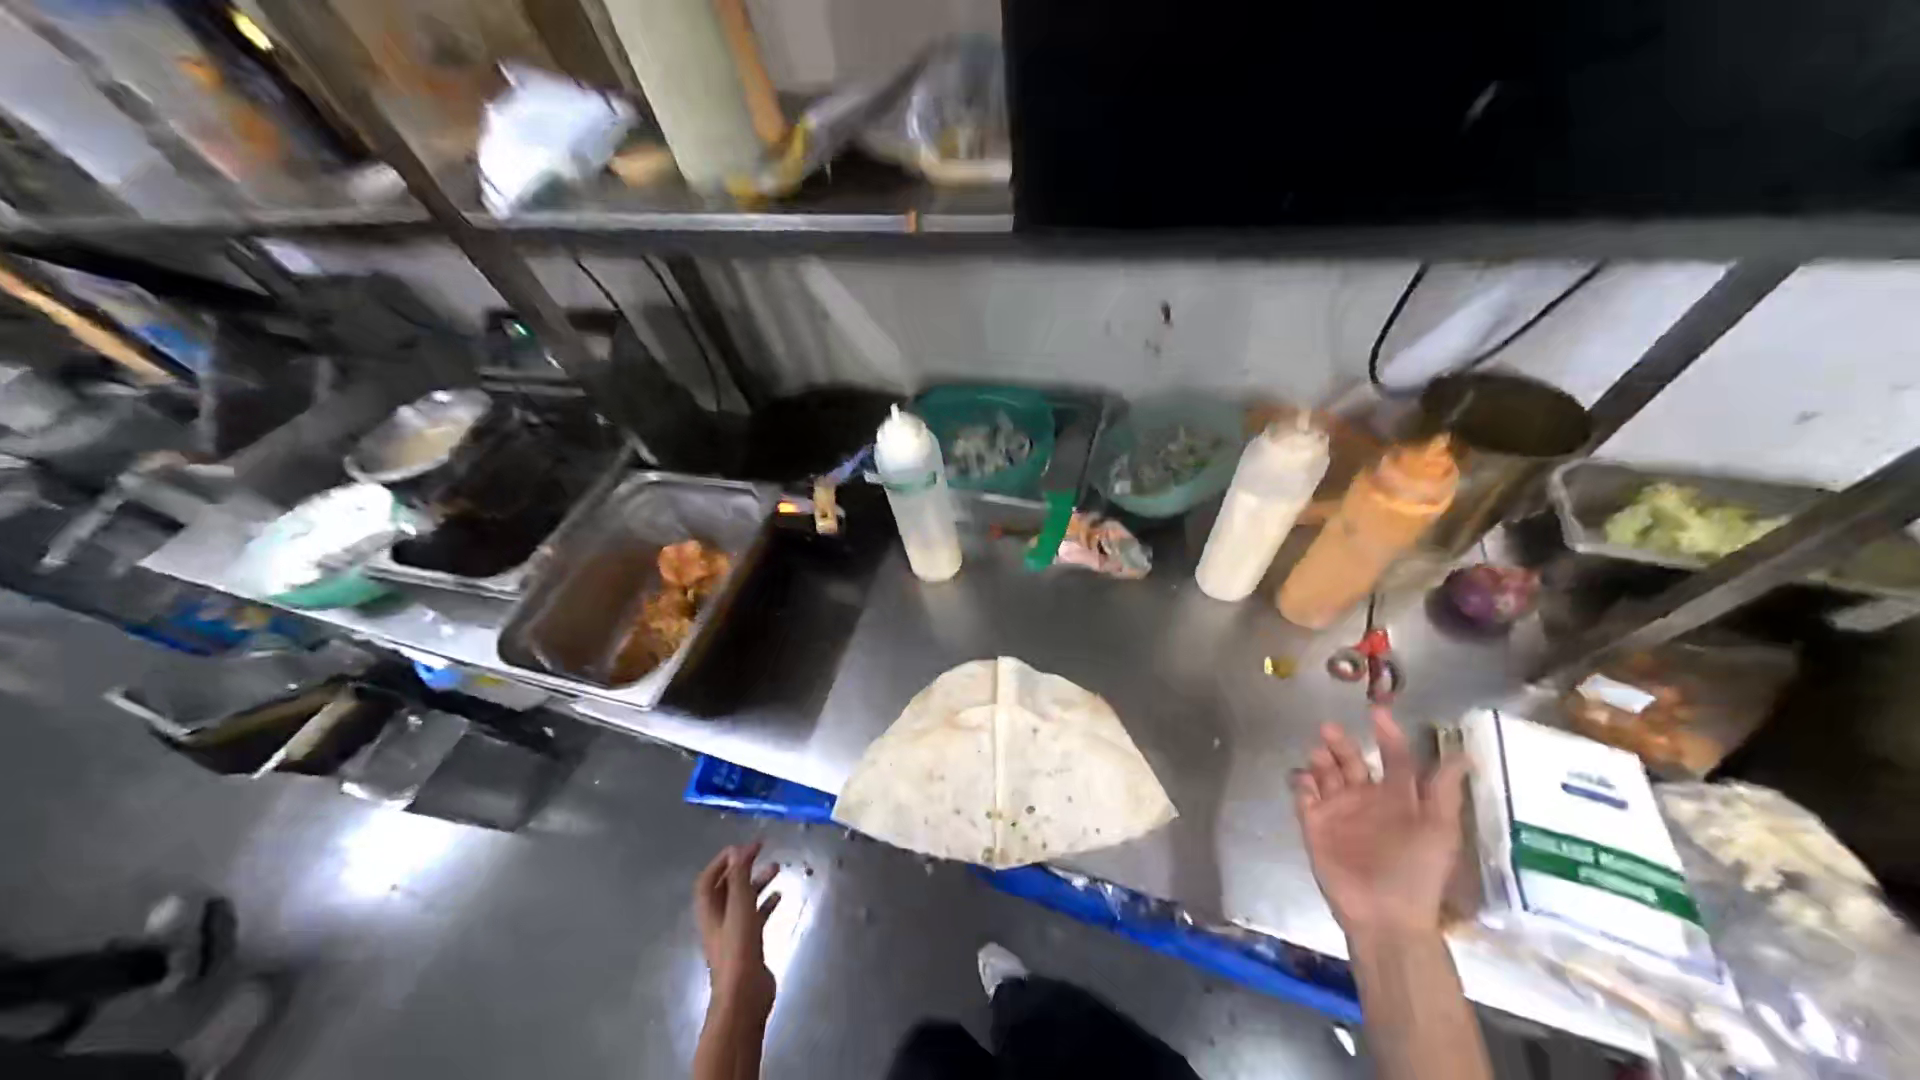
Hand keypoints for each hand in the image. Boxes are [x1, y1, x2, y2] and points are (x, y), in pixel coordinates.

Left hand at [693, 841, 781, 1020]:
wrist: (744, 995)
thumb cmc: (738, 948)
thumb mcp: (739, 907)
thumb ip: (738, 878)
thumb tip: (737, 850)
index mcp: (708, 911)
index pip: (708, 879)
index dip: (722, 861)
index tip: (742, 847)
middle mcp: (718, 920)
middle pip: (726, 887)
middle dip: (743, 867)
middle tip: (762, 852)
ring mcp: (733, 933)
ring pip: (743, 900)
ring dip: (757, 882)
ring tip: (776, 868)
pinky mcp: (748, 944)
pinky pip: (756, 916)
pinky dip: (766, 903)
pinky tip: (781, 896)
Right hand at [1295, 707, 1467, 938]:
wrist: (1385, 915)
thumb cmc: (1417, 872)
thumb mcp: (1439, 831)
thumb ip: (1442, 791)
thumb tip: (1462, 754)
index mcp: (1398, 798)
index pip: (1392, 757)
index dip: (1386, 733)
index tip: (1375, 711)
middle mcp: (1365, 798)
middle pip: (1350, 760)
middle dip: (1340, 743)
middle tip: (1328, 729)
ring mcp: (1338, 811)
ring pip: (1324, 773)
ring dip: (1320, 760)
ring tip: (1318, 756)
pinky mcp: (1314, 825)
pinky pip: (1303, 796)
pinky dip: (1302, 785)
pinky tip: (1306, 782)